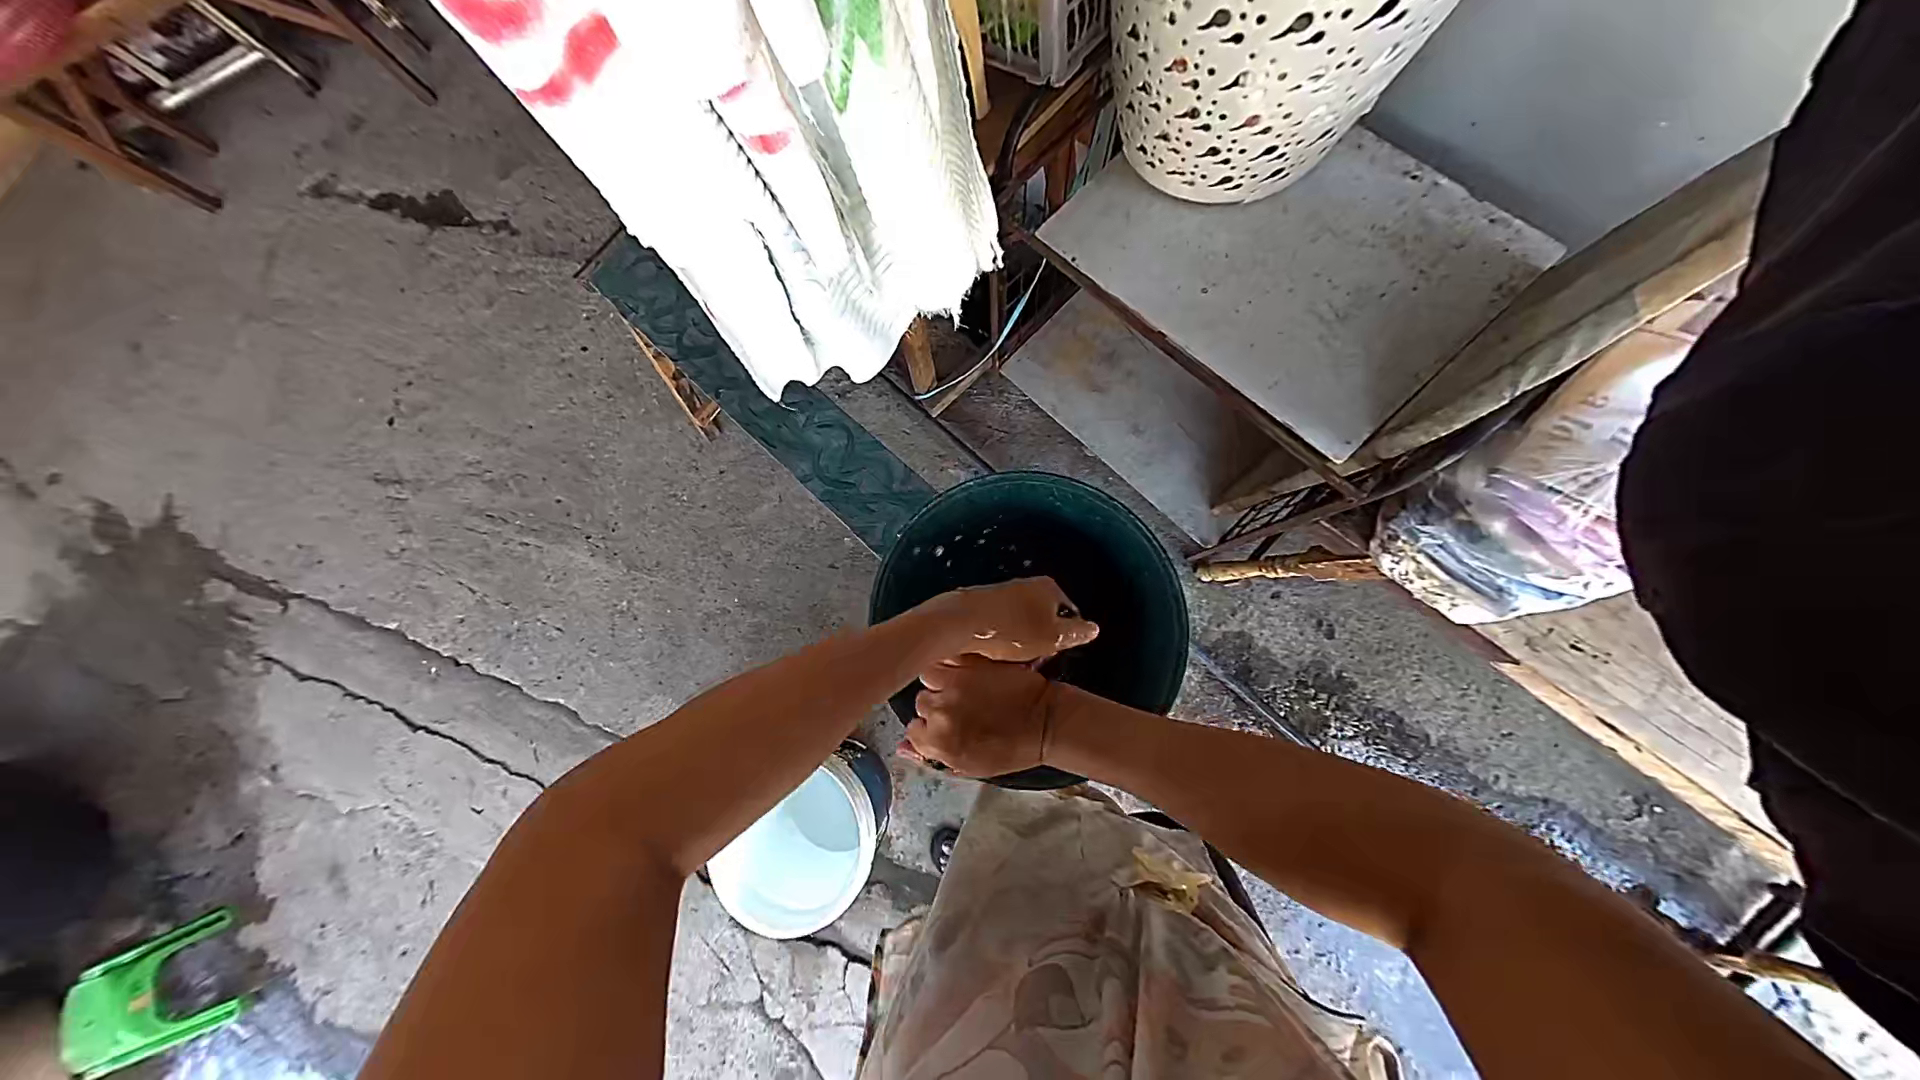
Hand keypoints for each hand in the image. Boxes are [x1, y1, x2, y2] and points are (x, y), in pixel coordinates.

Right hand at [904, 655, 1055, 777]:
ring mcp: (954, 683)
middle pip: (921, 702)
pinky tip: (966, 670)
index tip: (944, 727)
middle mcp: (942, 711)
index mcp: (940, 742)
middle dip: (936, 704)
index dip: (929, 729)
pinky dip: (951, 662)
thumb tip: (904, 747)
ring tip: (961, 686)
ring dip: (941, 681)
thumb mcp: (971, 766)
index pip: (914, 730)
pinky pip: (946, 657)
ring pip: (929, 676)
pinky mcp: (969, 663)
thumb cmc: (1014, 749)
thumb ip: (934, 756)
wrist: (1045, 722)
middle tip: (959, 708)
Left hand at [916, 577, 1098, 661]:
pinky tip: (992, 653)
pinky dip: (999, 637)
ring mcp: (1002, 592)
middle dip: (1040, 640)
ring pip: (1020, 621)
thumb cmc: (1012, 631)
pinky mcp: (980, 603)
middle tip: (1032, 661)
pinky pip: (999, 623)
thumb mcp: (1052, 638)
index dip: (1065, 637)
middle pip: (1043, 617)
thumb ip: (1076, 633)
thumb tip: (1093, 628)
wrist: (960, 623)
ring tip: (1011, 661)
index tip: (1053, 654)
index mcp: (1048, 587)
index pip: (1069, 614)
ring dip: (1019, 641)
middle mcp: (1026, 584)